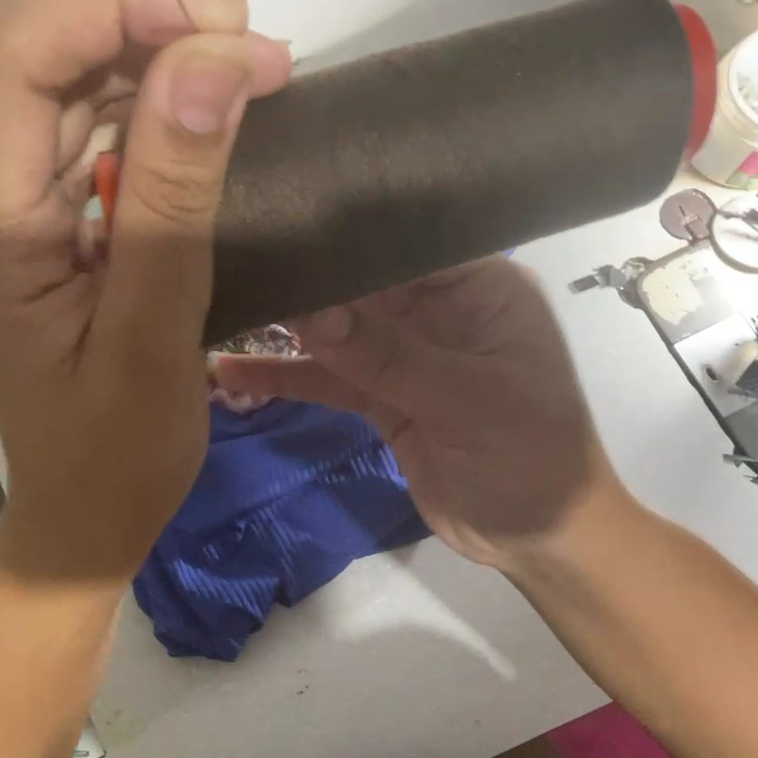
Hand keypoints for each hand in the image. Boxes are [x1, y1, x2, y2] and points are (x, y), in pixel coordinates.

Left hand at [0, 0, 291, 583]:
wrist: (83, 522)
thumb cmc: (116, 459)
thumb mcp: (154, 341)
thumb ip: (172, 204)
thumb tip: (211, 62)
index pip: (17, 58)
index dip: (111, 3)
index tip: (222, 26)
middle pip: (35, 52)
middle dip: (138, 15)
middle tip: (248, 44)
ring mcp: (18, 218)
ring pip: (66, 85)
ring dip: (153, 54)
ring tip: (249, 69)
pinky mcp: (53, 234)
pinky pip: (91, 138)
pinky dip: (153, 108)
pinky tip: (211, 116)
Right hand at [214, 258, 631, 572]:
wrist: (536, 538)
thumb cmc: (529, 457)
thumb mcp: (465, 401)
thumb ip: (387, 357)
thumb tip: (310, 313)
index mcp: (479, 289)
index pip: (405, 244)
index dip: (346, 232)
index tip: (281, 218)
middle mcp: (439, 312)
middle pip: (361, 284)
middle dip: (305, 277)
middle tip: (233, 257)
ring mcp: (406, 357)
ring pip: (337, 333)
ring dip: (284, 329)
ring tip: (221, 308)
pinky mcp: (382, 400)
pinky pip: (328, 381)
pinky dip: (285, 379)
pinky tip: (230, 373)